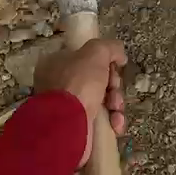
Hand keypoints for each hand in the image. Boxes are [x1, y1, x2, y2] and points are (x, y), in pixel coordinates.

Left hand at [34, 38, 127, 167]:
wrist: (67, 126)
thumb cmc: (78, 83)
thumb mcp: (96, 52)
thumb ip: (109, 47)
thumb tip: (119, 55)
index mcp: (55, 64)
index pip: (84, 57)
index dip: (103, 60)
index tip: (114, 65)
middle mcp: (58, 85)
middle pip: (96, 78)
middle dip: (112, 84)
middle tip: (114, 88)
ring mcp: (67, 108)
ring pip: (102, 99)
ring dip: (115, 102)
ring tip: (115, 108)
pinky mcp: (77, 127)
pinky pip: (101, 119)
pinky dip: (112, 120)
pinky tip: (115, 123)